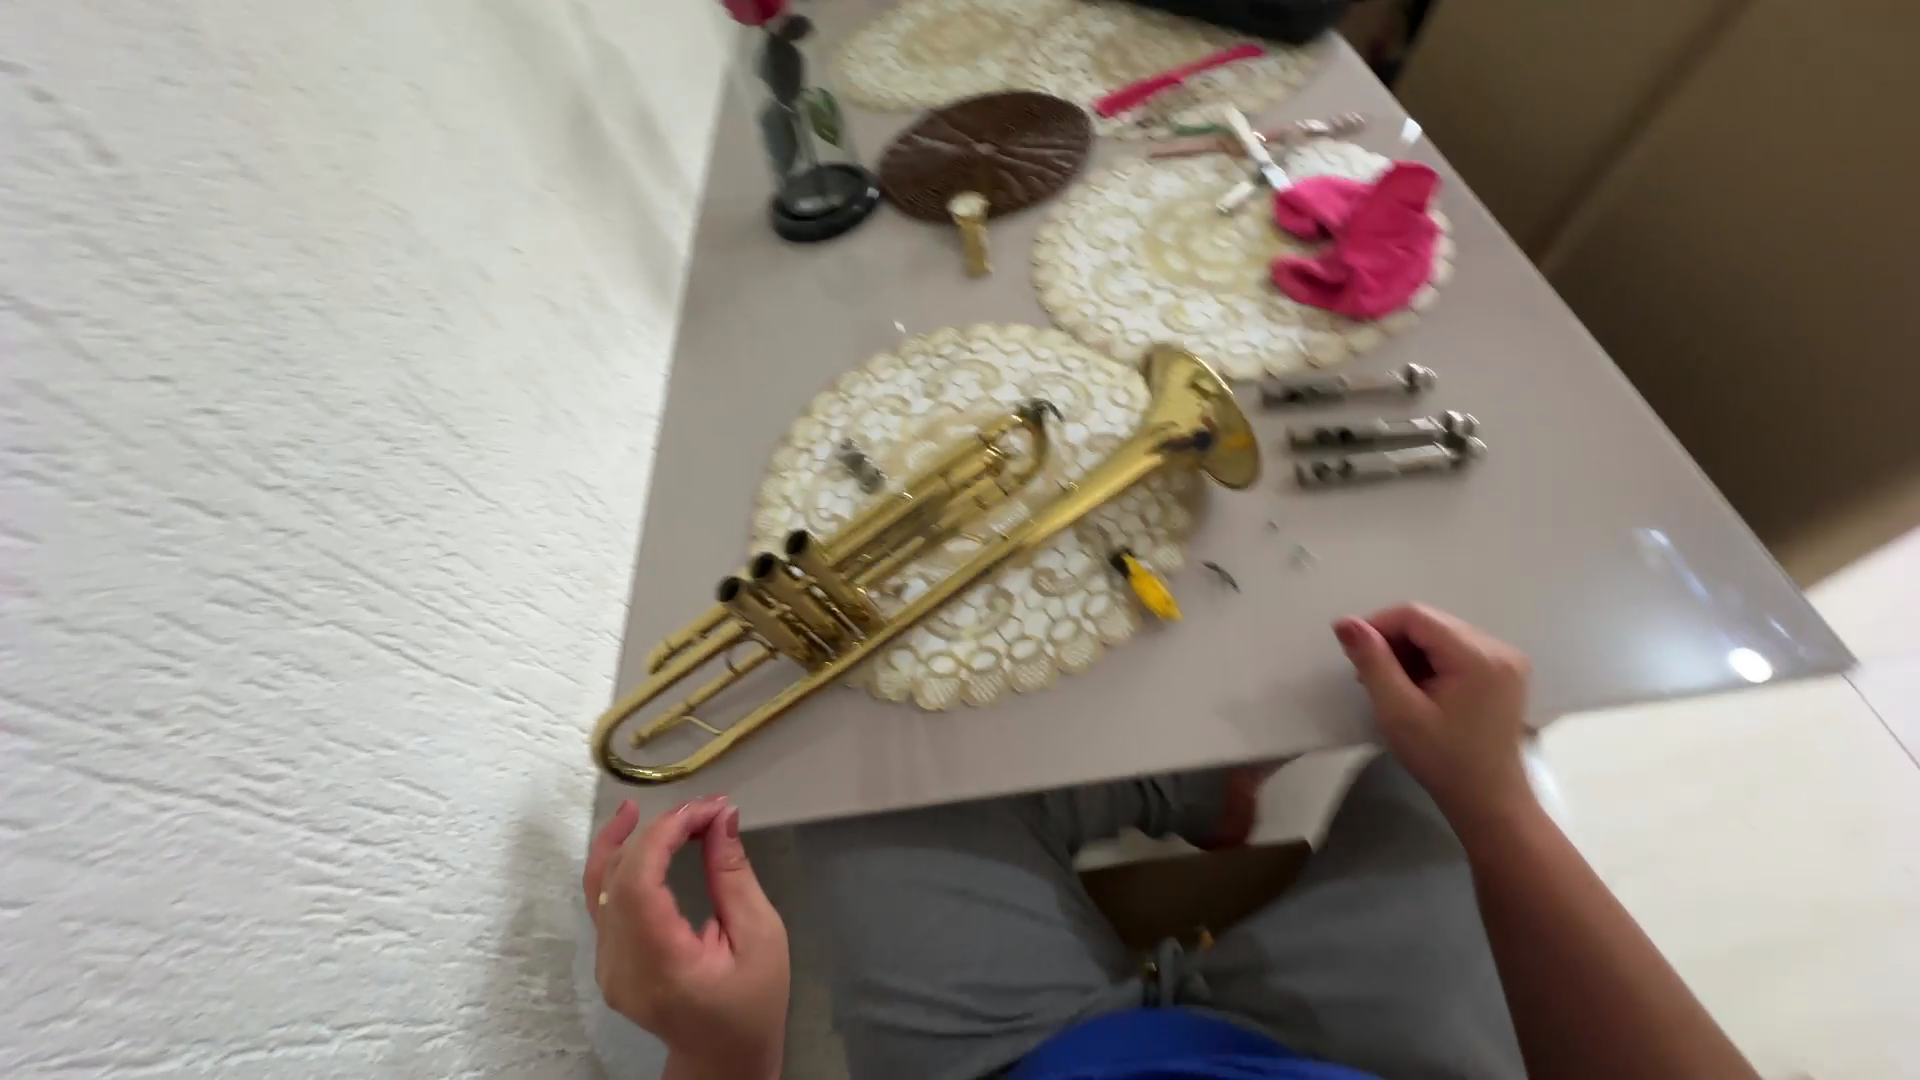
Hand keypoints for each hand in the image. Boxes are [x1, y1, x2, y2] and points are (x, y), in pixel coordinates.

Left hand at [584, 797, 789, 1079]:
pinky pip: (605, 900)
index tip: (706, 809)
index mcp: (661, 966)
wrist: (723, 1057)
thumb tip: (721, 818)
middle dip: (656, 830)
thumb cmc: (753, 1001)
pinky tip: (643, 837)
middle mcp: (620, 966)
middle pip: (615, 880)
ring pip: (599, 887)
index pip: (638, 886)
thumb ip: (734, 875)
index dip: (664, 835)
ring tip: (657, 808)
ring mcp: (607, 965)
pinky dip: (623, 861)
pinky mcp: (609, 960)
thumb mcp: (761, 935)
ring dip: (628, 840)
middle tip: (705, 808)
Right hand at [1333, 604, 1533, 830]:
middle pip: (1429, 623)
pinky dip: (1426, 661)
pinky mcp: (1501, 673)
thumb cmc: (1441, 759)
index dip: (1377, 625)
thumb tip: (1345, 622)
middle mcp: (1499, 649)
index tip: (1353, 653)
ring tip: (1389, 684)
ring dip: (1407, 652)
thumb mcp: (1398, 710)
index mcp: (1479, 657)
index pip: (1416, 616)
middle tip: (1367, 674)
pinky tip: (1413, 687)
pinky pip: (1453, 649)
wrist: (1488, 801)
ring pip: (1439, 634)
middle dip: (1392, 641)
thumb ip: (1372, 661)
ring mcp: (1504, 661)